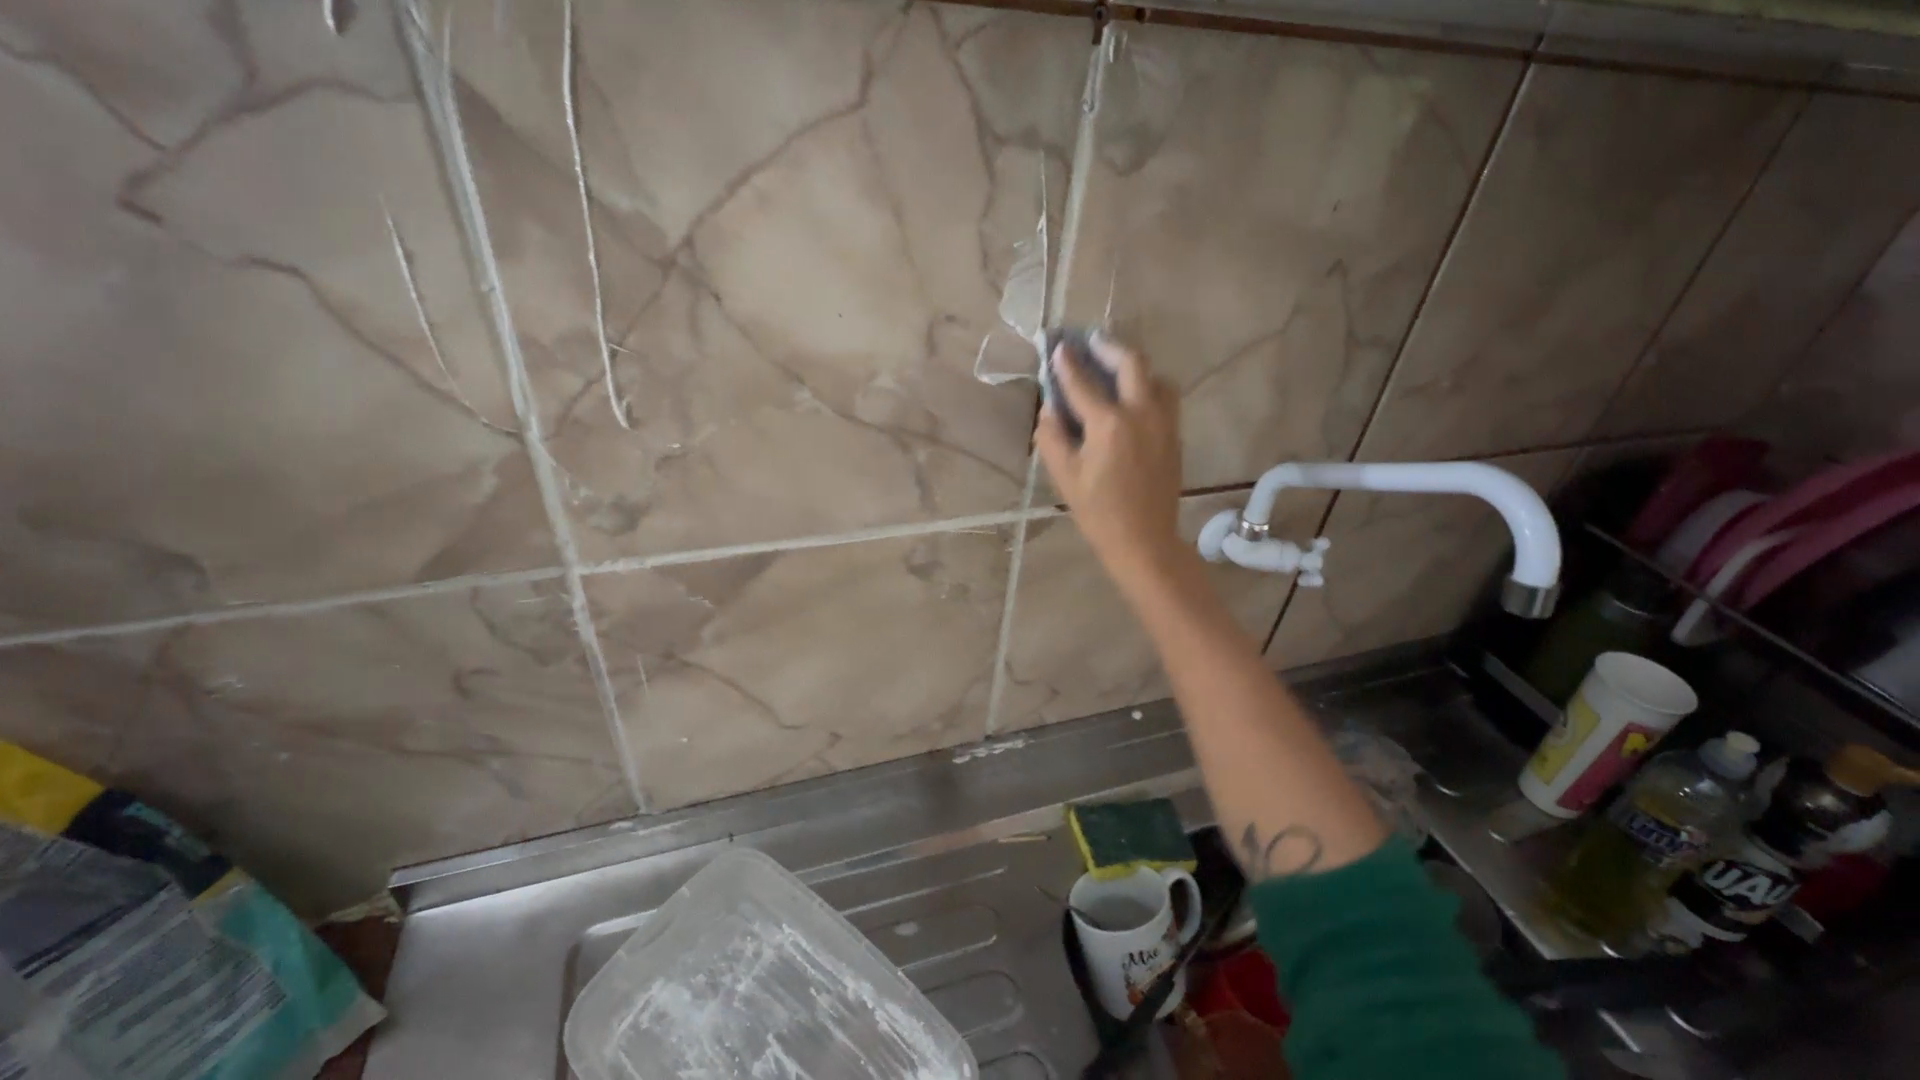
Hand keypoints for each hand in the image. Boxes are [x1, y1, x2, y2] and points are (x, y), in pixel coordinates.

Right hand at [1035, 334, 1188, 582]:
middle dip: (1109, 348)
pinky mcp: (1175, 436)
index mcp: (1110, 424)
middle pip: (1132, 363)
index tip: (1058, 347)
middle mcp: (1142, 414)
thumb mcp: (1064, 476)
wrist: (1145, 541)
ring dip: (1136, 368)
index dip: (1067, 363)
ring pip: (1158, 378)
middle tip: (1093, 343)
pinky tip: (1133, 400)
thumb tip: (1050, 408)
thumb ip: (1052, 436)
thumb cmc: (1098, 513)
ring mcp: (1165, 423)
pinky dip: (1149, 389)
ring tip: (1117, 372)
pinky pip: (1165, 399)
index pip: (1083, 383)